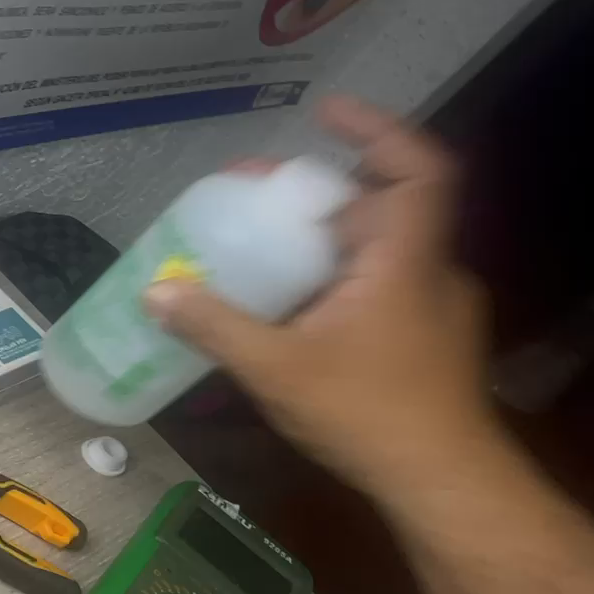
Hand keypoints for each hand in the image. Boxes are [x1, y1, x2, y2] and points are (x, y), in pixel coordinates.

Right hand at [143, 96, 497, 495]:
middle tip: (243, 194)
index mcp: (404, 263)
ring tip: (246, 243)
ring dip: (310, 237)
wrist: (438, 479)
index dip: (377, 132)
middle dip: (309, 193)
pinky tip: (274, 301)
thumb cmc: (365, 412)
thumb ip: (213, 325)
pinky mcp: (411, 337)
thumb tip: (155, 291)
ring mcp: (421, 307)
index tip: (323, 113)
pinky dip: (318, 275)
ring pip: (366, 250)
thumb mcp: (273, 366)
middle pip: (374, 208)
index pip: (417, 173)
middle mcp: (422, 273)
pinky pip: (362, 284)